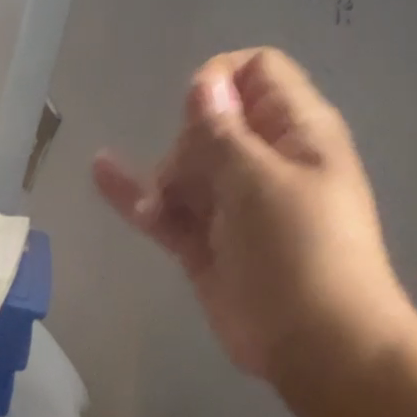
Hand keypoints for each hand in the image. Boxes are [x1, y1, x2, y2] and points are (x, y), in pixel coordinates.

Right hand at [92, 48, 416, 382]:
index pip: (255, 74)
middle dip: (187, 143)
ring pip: (185, 171)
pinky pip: (167, 212)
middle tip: (192, 185)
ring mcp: (231, 208)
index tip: (196, 117)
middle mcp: (263, 163)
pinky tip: (102, 173)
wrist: (314, 343)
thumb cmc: (300, 254)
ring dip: (162, 180)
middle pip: (210, 125)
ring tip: (157, 211)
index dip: (219, 84)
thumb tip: (203, 83)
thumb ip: (225, 133)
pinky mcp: (205, 247)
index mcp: (296, 133)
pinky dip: (137, 197)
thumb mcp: (262, 183)